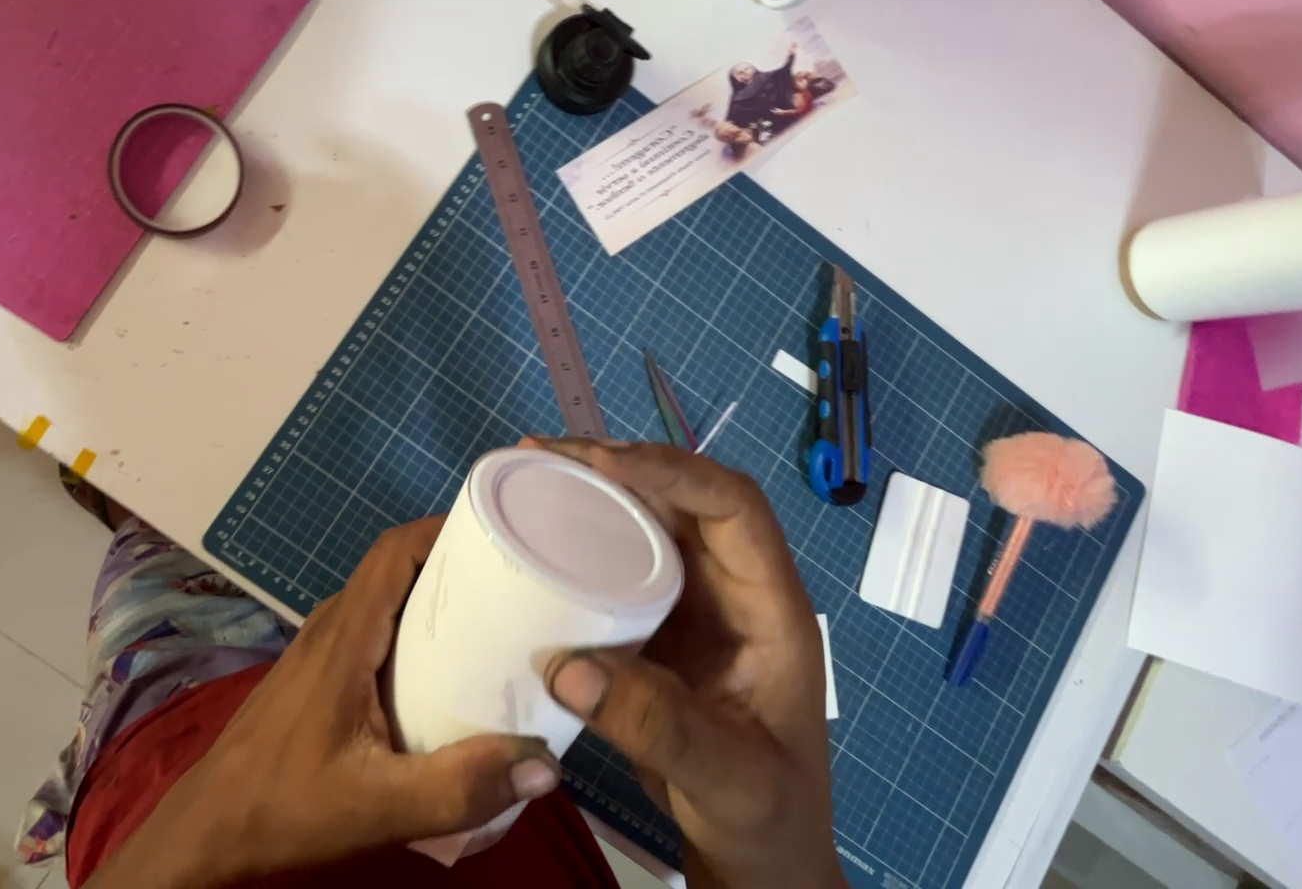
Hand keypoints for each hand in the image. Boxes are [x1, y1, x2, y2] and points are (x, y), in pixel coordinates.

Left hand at [89, 517, 561, 888]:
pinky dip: (412, 625)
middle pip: (394, 567)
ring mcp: (321, 645)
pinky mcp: (319, 668)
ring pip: (383, 595)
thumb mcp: (379, 806)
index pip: (393, 551)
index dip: (441, 530)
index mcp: (345, 636)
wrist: (211, 826)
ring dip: (432, 595)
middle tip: (512, 584)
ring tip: (491, 619)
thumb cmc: (287, 804)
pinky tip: (445, 666)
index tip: (495, 535)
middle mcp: (331, 625)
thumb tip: (545, 763)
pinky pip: (372, 622)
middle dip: (451, 562)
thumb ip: (459, 788)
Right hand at [532, 439, 842, 888]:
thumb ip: (658, 728)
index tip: (601, 466)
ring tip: (532, 470)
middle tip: (542, 454)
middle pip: (684, 494)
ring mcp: (691, 600)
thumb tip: (564, 667)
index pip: (733, 508)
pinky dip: (581, 529)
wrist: (757, 854)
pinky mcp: (654, 618)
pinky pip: (618, 554)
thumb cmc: (766, 817)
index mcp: (768, 607)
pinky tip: (540, 526)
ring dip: (595, 486)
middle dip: (617, 462)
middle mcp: (730, 587)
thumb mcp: (729, 781)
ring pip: (649, 516)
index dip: (673, 473)